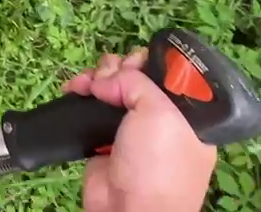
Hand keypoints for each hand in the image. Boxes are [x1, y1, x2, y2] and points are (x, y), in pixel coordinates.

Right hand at [64, 48, 215, 211]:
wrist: (130, 210)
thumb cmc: (156, 164)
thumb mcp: (159, 115)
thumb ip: (135, 83)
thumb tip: (104, 82)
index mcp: (186, 119)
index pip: (167, 76)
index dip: (146, 63)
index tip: (131, 65)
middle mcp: (160, 120)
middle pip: (134, 76)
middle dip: (115, 69)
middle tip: (106, 80)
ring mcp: (131, 128)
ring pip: (110, 85)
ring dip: (94, 78)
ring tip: (84, 86)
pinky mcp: (105, 134)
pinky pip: (92, 101)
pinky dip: (81, 91)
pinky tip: (73, 90)